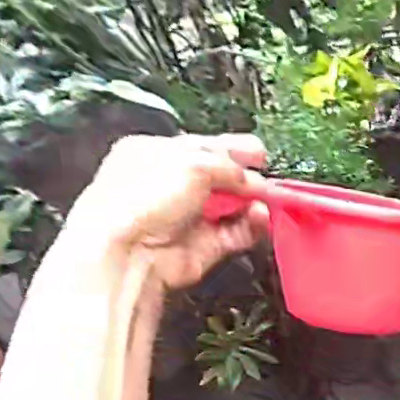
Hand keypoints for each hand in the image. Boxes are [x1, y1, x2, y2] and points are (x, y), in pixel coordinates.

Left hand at [64, 133, 270, 289]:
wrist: (131, 251)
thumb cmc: (143, 198)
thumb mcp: (190, 164)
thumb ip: (227, 165)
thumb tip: (253, 178)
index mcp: (158, 154)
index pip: (203, 148)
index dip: (232, 149)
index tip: (258, 152)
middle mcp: (175, 187)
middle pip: (222, 179)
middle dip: (248, 179)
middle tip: (268, 180)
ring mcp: (191, 219)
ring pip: (234, 208)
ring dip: (253, 204)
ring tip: (266, 202)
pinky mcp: (206, 247)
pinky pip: (237, 234)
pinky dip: (252, 227)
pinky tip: (260, 218)